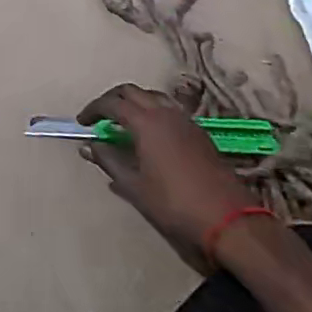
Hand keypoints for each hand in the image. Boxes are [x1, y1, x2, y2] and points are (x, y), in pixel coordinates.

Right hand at [77, 85, 260, 271]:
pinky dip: (153, 112)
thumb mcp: (134, 186)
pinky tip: (150, 136)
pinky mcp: (199, 132)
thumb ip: (109, 161)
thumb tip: (89, 146)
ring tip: (123, 123)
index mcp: (146, 122)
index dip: (93, 110)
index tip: (83, 122)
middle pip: (132, 92)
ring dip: (135, 103)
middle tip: (100, 117)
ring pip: (153, 97)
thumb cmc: (174, 203)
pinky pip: (169, 110)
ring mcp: (186, 121)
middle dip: (112, 100)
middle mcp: (166, 113)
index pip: (112, 104)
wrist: (228, 219)